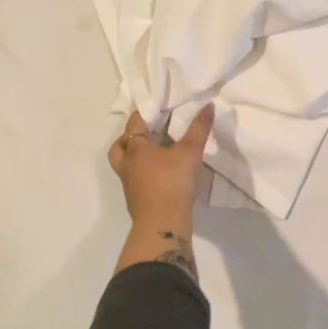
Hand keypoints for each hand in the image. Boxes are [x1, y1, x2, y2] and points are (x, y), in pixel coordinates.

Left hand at [108, 105, 214, 230]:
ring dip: (134, 156)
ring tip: (153, 153)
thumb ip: (199, 128)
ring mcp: (129, 183)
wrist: (161, 222)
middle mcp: (127, 164)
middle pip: (119, 146)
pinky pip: (133, 178)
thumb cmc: (172, 180)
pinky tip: (159, 173)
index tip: (154, 108)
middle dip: (128, 138)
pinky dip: (142, 172)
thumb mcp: (190, 151)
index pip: (134, 125)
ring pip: (124, 164)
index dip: (142, 114)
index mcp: (136, 148)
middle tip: (145, 133)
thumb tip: (208, 105)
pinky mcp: (135, 199)